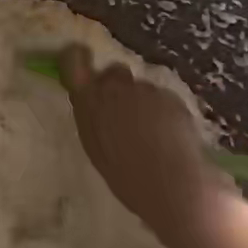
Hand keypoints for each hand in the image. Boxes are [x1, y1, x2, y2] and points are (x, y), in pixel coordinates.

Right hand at [59, 45, 227, 236]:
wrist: (175, 190)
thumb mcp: (98, 152)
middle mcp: (112, 89)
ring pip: (141, 86)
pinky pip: (164, 98)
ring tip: (155, 134)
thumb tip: (93, 102)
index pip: (73, 63)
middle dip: (119, 86)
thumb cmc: (130, 180)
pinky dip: (167, 112)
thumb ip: (92, 118)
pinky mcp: (169, 95)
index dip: (77, 58)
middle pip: (113, 72)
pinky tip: (174, 137)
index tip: (83, 60)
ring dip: (145, 102)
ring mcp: (143, 89)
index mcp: (88, 105)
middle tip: (128, 113)